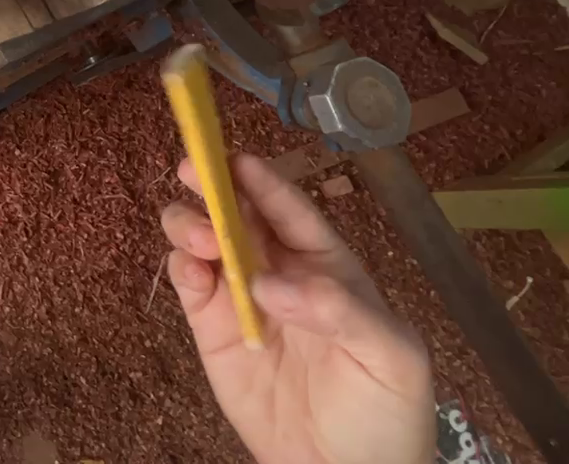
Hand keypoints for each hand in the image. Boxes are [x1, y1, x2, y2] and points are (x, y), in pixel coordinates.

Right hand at [163, 152, 434, 463]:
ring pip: (200, 233)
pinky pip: (185, 277)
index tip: (235, 158)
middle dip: (212, 185)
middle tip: (192, 171)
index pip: (290, 209)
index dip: (262, 180)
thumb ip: (340, 310)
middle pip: (235, 209)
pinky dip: (179, 264)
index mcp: (322, 262)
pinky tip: (190, 272)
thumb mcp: (389, 358)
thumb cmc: (381, 410)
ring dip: (190, 223)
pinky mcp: (205, 319)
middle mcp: (274, 265)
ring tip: (198, 240)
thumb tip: (266, 283)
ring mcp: (235, 290)